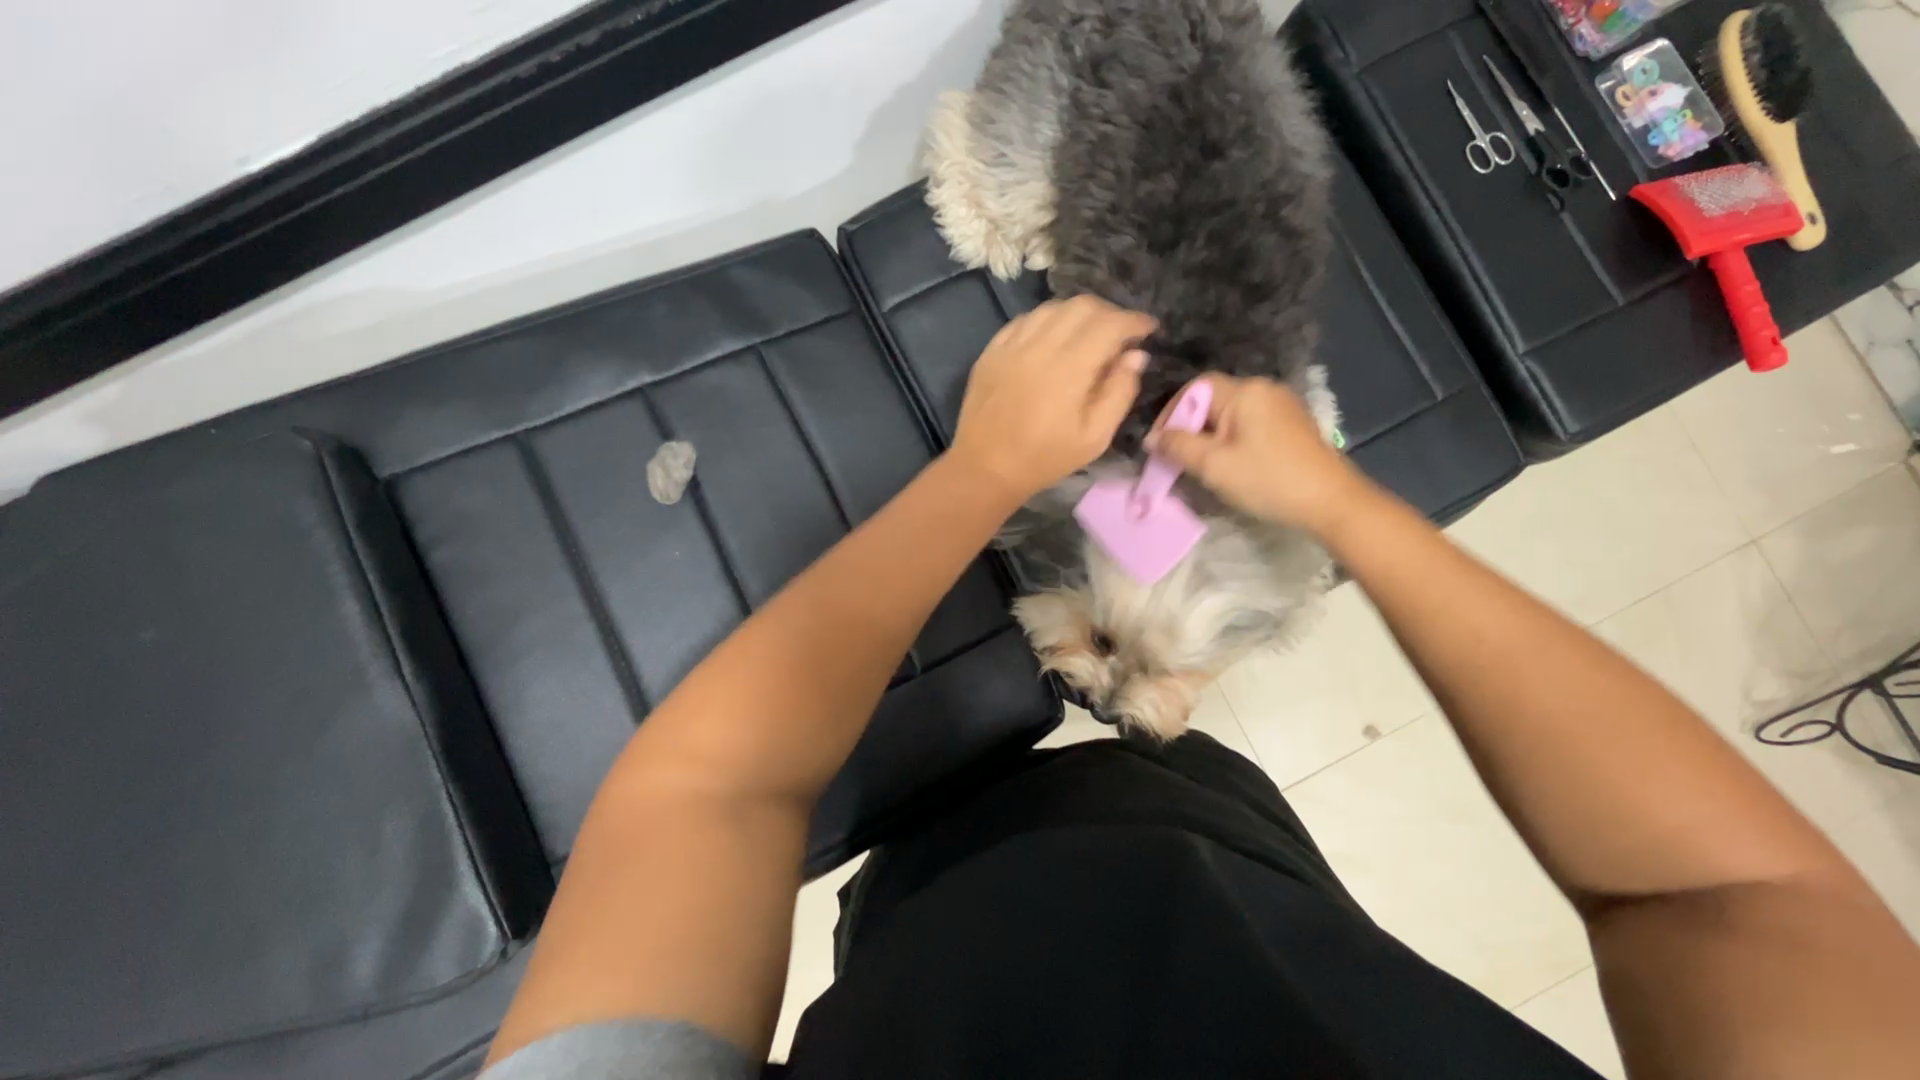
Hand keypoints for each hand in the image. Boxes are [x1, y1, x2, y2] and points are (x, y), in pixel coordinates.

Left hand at [949, 296, 1156, 499]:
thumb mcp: (1094, 437)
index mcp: (1069, 367)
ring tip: (1089, 334)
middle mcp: (1040, 345)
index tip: (1149, 329)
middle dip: (1110, 313)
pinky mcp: (992, 350)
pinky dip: (1047, 321)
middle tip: (1121, 333)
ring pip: (1052, 307)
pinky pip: (1025, 320)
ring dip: (1078, 314)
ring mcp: (1012, 345)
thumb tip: (1136, 357)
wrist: (985, 467)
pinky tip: (1053, 340)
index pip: (1110, 324)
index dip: (1135, 321)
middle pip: (1082, 306)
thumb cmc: (1044, 458)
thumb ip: (1119, 392)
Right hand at [1147, 375, 1370, 533]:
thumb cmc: (1268, 480)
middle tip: (1175, 458)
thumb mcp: (1214, 465)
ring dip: (1210, 436)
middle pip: (1213, 399)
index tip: (1159, 443)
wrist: (1332, 502)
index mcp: (1245, 391)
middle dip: (1190, 427)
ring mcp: (1282, 406)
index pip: (1195, 388)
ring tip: (1200, 465)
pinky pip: (1250, 424)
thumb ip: (1178, 446)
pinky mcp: (1292, 425)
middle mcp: (1265, 389)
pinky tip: (1230, 465)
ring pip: (1232, 414)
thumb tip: (1151, 438)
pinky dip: (1232, 440)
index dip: (1171, 413)